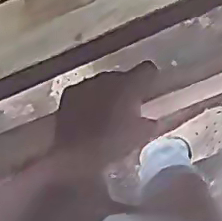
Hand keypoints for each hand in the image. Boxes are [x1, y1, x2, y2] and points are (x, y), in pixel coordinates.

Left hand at [49, 61, 159, 180]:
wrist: (75, 151)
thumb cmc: (112, 143)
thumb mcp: (139, 137)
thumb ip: (149, 125)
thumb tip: (152, 123)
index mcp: (130, 86)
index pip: (147, 69)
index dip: (150, 77)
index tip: (151, 88)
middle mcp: (108, 78)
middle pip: (122, 77)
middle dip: (126, 90)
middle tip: (128, 109)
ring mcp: (87, 84)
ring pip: (102, 84)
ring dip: (107, 95)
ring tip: (107, 115)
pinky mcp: (70, 93)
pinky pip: (85, 92)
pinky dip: (88, 101)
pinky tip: (88, 117)